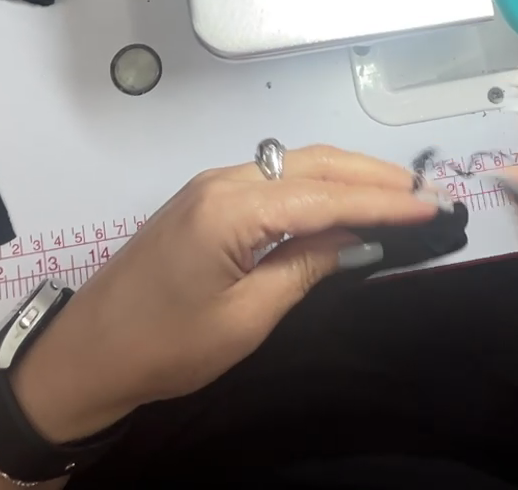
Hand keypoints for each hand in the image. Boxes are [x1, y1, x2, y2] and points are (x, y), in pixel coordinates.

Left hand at [8, 146, 436, 441]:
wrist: (87, 354)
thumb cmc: (165, 347)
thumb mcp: (245, 319)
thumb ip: (304, 267)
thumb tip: (355, 238)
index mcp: (231, 208)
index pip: (323, 196)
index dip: (381, 201)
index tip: (430, 204)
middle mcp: (224, 179)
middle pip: (312, 163)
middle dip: (371, 174)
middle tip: (424, 189)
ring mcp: (212, 183)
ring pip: (294, 164)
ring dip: (346, 174)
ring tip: (396, 191)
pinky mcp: (207, 197)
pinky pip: (274, 179)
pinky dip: (316, 185)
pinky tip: (341, 200)